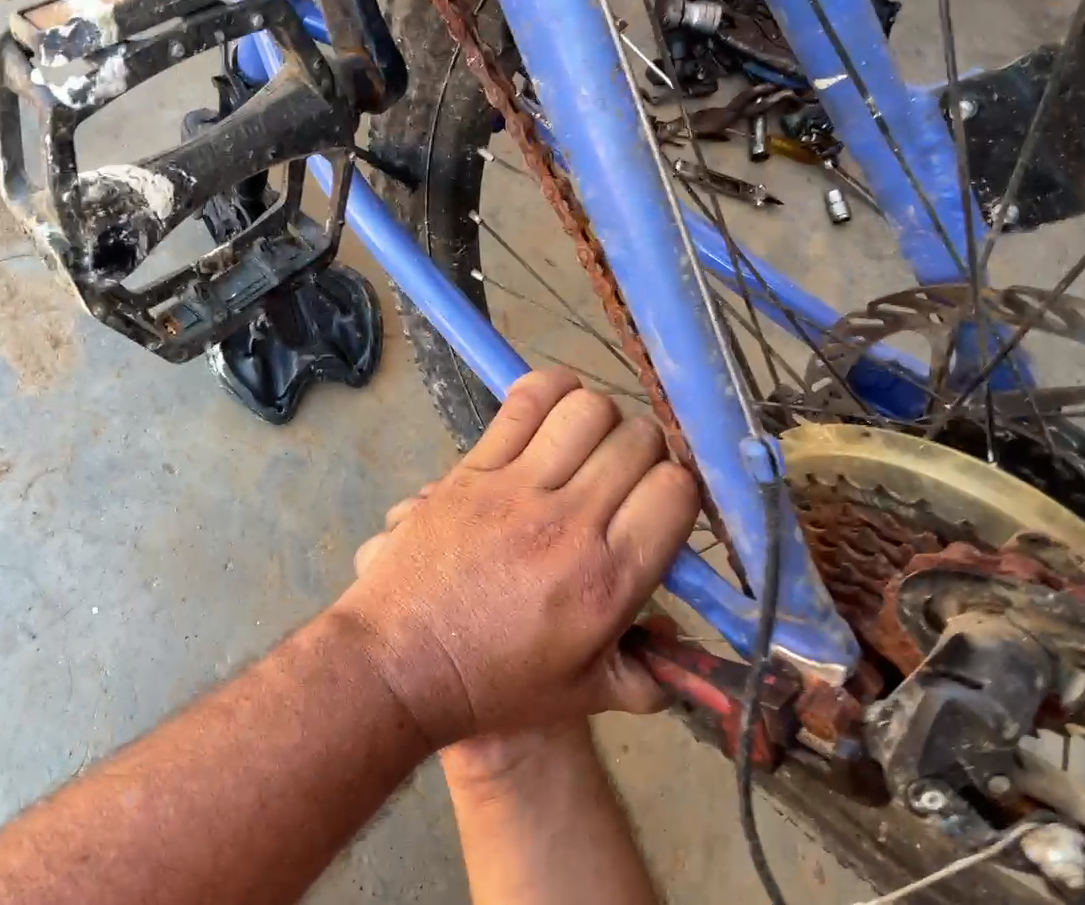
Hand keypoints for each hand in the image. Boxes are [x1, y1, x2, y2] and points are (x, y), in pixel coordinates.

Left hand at [333, 370, 699, 747]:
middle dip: (644, 450)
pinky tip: (552, 410)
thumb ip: (650, 675)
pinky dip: (548, 390)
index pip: (677, 490)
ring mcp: (517, 491)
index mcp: (609, 580)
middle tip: (621, 473)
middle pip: (638, 441)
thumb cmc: (494, 684)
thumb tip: (683, 645)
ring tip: (585, 444)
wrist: (402, 664)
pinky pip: (523, 402)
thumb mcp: (585, 695)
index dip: (678, 488)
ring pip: (587, 410)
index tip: (658, 501)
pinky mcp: (472, 469)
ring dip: (599, 419)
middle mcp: (571, 525)